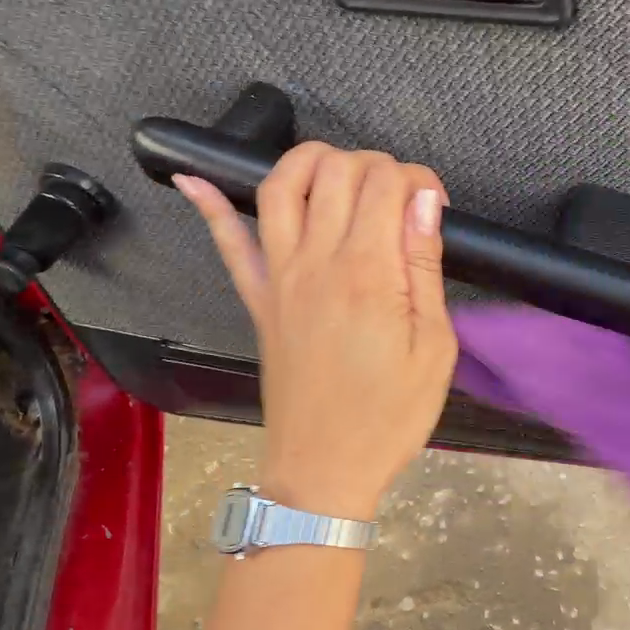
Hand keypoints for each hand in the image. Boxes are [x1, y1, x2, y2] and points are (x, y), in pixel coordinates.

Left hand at [175, 145, 456, 519]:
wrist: (324, 469)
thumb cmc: (391, 414)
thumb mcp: (435, 346)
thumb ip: (424, 266)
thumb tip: (424, 201)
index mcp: (369, 273)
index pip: (387, 182)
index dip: (418, 178)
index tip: (434, 206)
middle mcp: (317, 261)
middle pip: (335, 170)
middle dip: (375, 164)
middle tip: (398, 198)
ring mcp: (279, 277)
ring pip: (279, 187)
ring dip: (308, 160)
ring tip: (339, 168)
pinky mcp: (257, 299)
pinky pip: (227, 244)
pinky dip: (209, 205)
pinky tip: (195, 176)